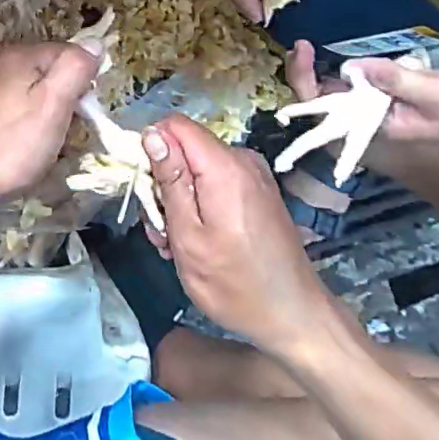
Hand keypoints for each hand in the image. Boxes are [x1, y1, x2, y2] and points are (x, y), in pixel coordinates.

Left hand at [0, 42, 98, 208]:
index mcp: (23, 55)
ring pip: (40, 93)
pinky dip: (31, 126)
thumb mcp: (54, 104)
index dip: (85, 84)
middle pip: (55, 73)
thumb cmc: (11, 146)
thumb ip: (76, 68)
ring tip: (45, 144)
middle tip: (63, 131)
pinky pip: (22, 109)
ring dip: (51, 116)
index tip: (83, 114)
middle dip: (68, 101)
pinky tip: (25, 148)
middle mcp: (4, 63)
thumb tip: (96, 43)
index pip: (73, 54)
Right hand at [144, 114, 340, 354]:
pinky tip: (199, 240)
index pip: (177, 125)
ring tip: (178, 245)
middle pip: (187, 148)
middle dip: (165, 183)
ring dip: (180, 200)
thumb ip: (170, 181)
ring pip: (199, 168)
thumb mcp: (189, 237)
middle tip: (161, 230)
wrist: (293, 314)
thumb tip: (152, 133)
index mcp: (225, 166)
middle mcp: (243, 159)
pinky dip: (201, 204)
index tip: (145, 185)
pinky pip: (217, 181)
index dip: (153, 147)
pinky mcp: (258, 189)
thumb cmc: (235, 284)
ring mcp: (254, 174)